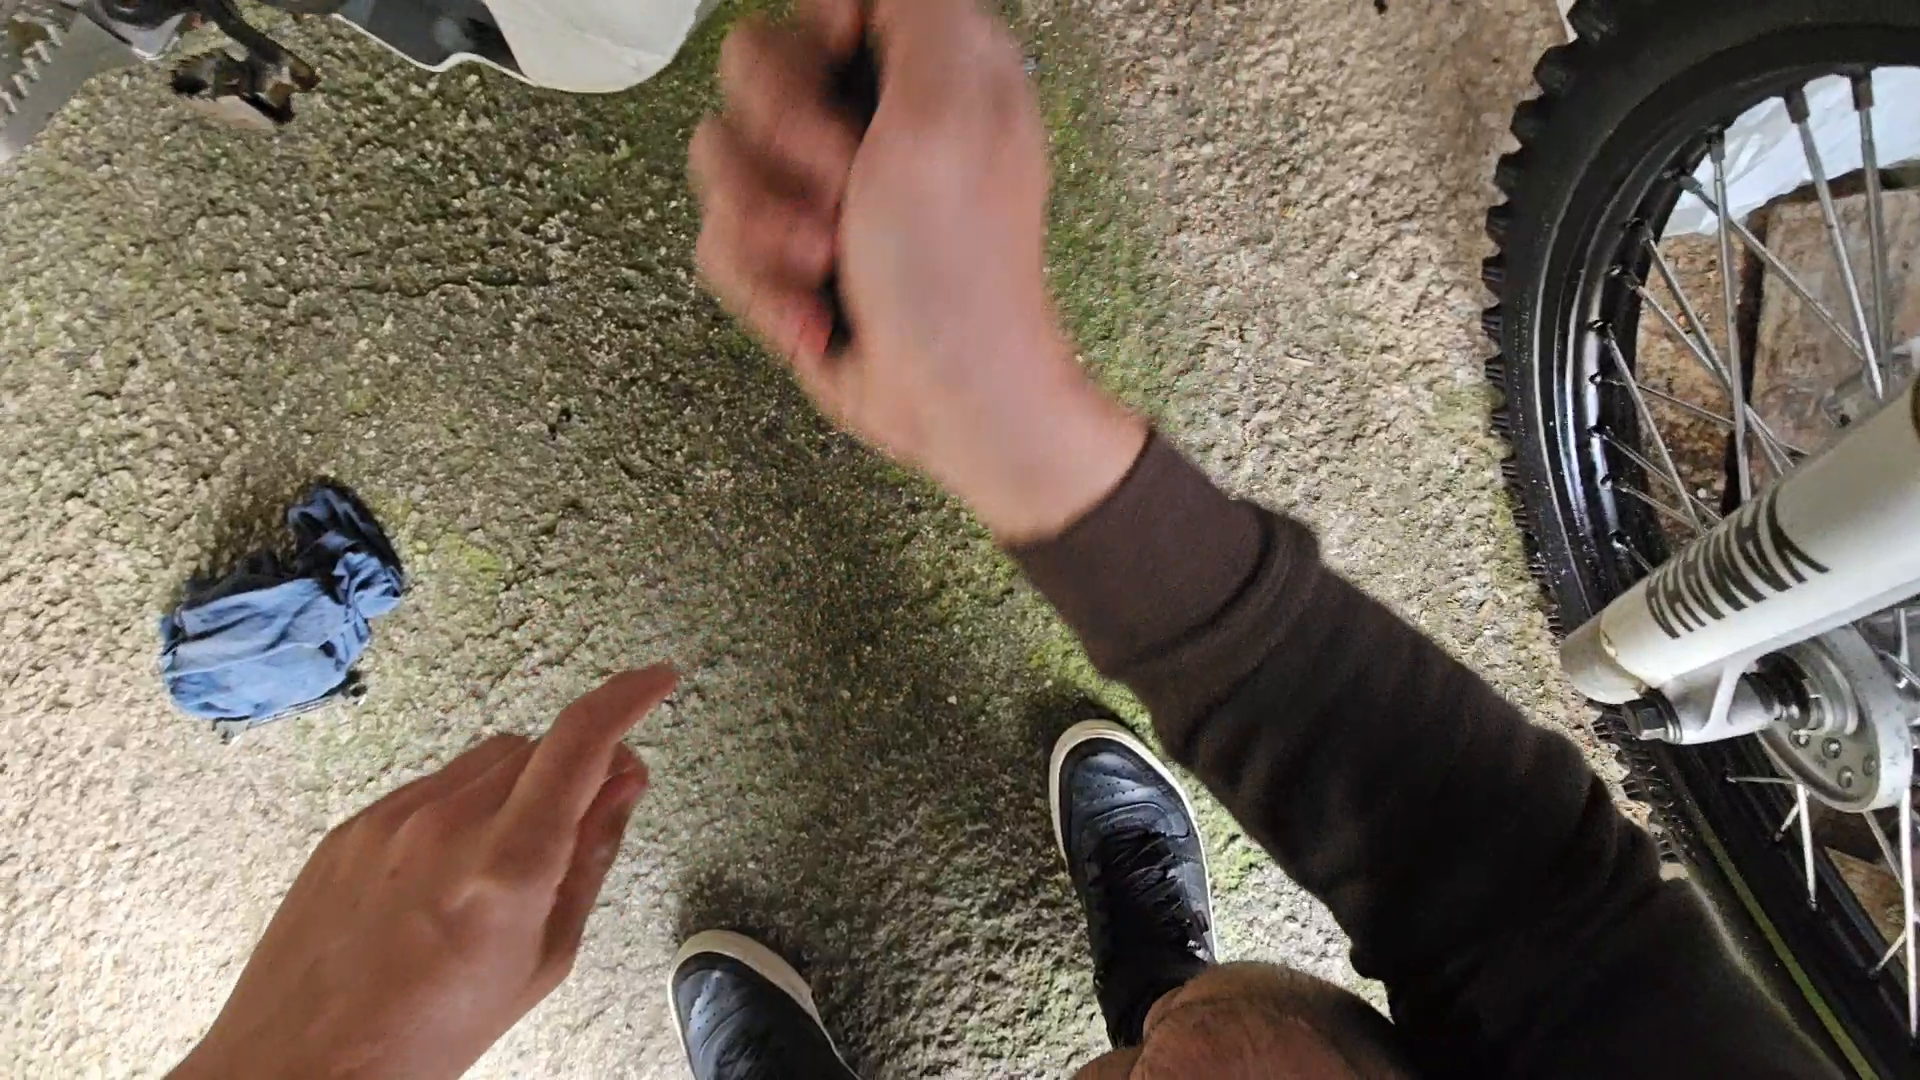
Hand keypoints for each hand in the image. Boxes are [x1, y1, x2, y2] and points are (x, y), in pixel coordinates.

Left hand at [169, 666, 677, 1079]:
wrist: (297, 1075)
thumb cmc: (435, 1031)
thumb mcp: (548, 953)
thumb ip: (594, 853)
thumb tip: (627, 780)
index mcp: (508, 867)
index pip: (582, 742)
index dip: (630, 697)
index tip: (660, 679)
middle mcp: (447, 825)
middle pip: (544, 746)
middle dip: (583, 763)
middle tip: (595, 803)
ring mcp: (392, 819)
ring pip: (496, 756)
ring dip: (527, 779)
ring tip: (512, 846)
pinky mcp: (355, 824)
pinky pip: (441, 781)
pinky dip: (472, 799)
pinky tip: (456, 859)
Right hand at [690, 0, 1146, 543]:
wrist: (944, 395)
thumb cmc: (955, 268)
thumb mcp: (951, 108)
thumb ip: (915, 7)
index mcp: (919, 75)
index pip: (824, 4)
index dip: (816, 41)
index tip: (848, 100)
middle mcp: (866, 129)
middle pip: (749, 70)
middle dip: (785, 146)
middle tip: (844, 199)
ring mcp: (820, 200)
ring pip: (719, 161)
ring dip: (768, 228)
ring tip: (829, 268)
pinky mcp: (787, 262)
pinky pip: (718, 243)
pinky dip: (764, 289)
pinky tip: (816, 318)